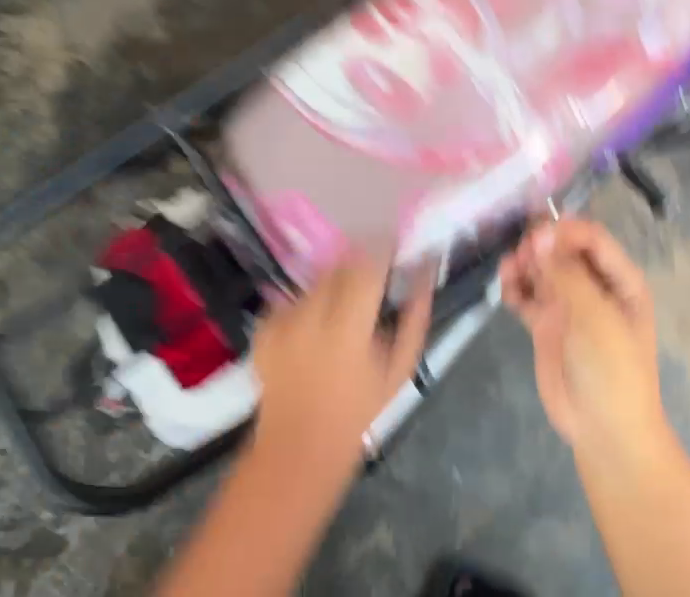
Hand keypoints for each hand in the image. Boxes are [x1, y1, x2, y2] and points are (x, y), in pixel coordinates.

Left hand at [249, 257, 433, 472]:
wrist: (300, 443)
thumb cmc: (358, 409)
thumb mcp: (398, 370)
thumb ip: (415, 318)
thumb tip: (426, 274)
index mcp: (348, 327)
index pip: (366, 265)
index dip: (381, 248)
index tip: (392, 245)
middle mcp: (311, 316)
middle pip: (338, 266)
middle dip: (356, 266)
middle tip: (368, 281)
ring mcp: (282, 320)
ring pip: (314, 282)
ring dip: (330, 286)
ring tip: (339, 314)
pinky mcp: (263, 328)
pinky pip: (290, 300)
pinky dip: (304, 306)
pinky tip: (312, 330)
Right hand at [499, 220, 666, 456]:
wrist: (604, 429)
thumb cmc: (612, 371)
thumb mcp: (596, 319)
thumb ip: (567, 275)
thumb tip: (538, 235)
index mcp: (621, 281)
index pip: (592, 239)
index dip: (565, 232)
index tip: (536, 237)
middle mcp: (594, 287)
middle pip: (563, 249)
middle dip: (540, 246)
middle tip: (521, 257)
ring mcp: (568, 306)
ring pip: (541, 269)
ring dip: (523, 264)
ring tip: (509, 273)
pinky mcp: (545, 324)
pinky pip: (526, 294)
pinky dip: (514, 287)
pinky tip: (507, 291)